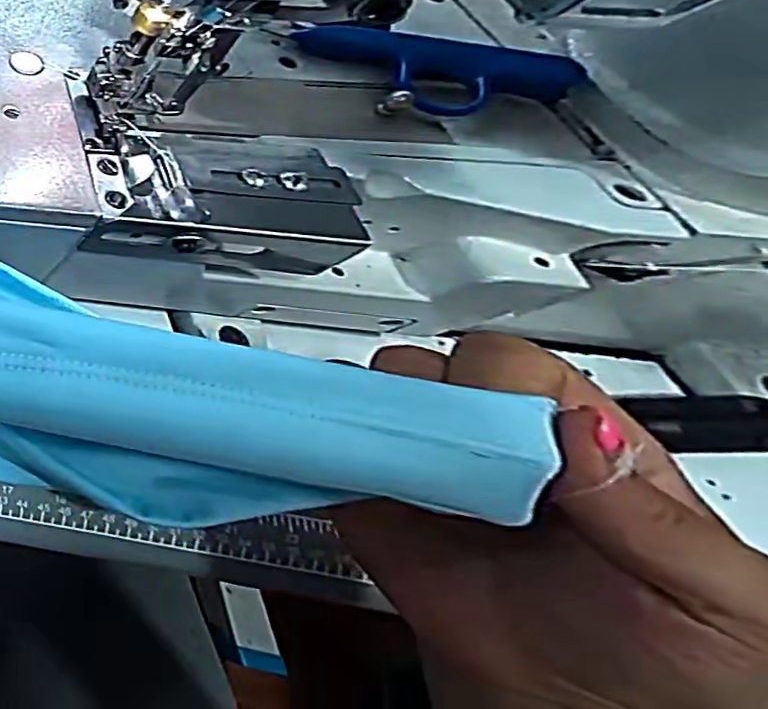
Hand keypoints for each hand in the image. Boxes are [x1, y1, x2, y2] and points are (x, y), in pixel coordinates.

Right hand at [333, 333, 767, 707]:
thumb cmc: (668, 662)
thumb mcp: (716, 598)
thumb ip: (655, 516)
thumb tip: (579, 428)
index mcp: (568, 441)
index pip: (509, 367)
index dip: (491, 380)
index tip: (492, 423)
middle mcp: (482, 440)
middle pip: (421, 369)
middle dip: (413, 394)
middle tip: (432, 446)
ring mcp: (418, 464)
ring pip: (363, 397)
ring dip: (358, 415)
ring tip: (385, 461)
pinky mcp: (364, 496)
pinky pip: (323, 451)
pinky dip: (312, 447)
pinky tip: (330, 461)